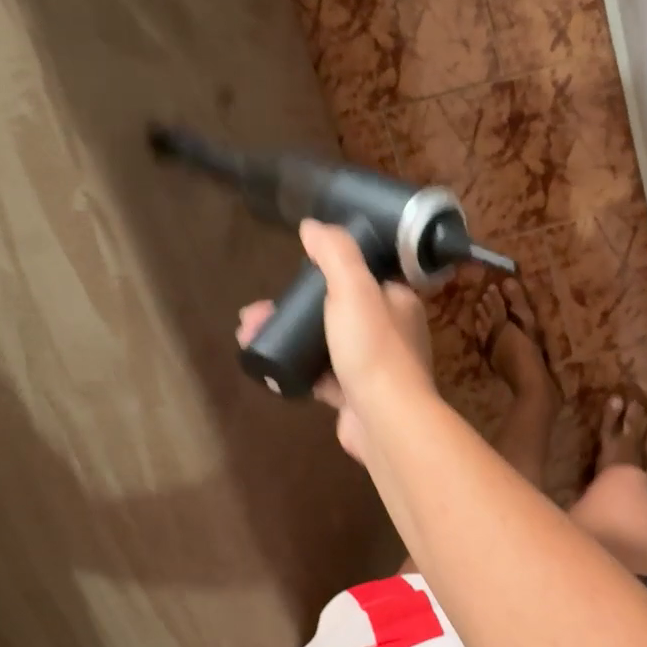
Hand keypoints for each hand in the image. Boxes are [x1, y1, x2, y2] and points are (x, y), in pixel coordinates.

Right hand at [237, 221, 434, 459]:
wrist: (384, 420)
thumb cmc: (372, 349)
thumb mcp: (354, 288)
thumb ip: (335, 253)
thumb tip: (313, 226)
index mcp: (398, 302)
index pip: (362, 277)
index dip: (326, 273)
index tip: (291, 276)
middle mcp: (390, 332)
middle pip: (335, 311)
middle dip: (293, 308)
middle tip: (254, 313)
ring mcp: (373, 366)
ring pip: (324, 343)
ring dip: (287, 337)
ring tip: (248, 334)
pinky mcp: (355, 396)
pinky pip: (321, 376)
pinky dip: (295, 369)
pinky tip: (269, 367)